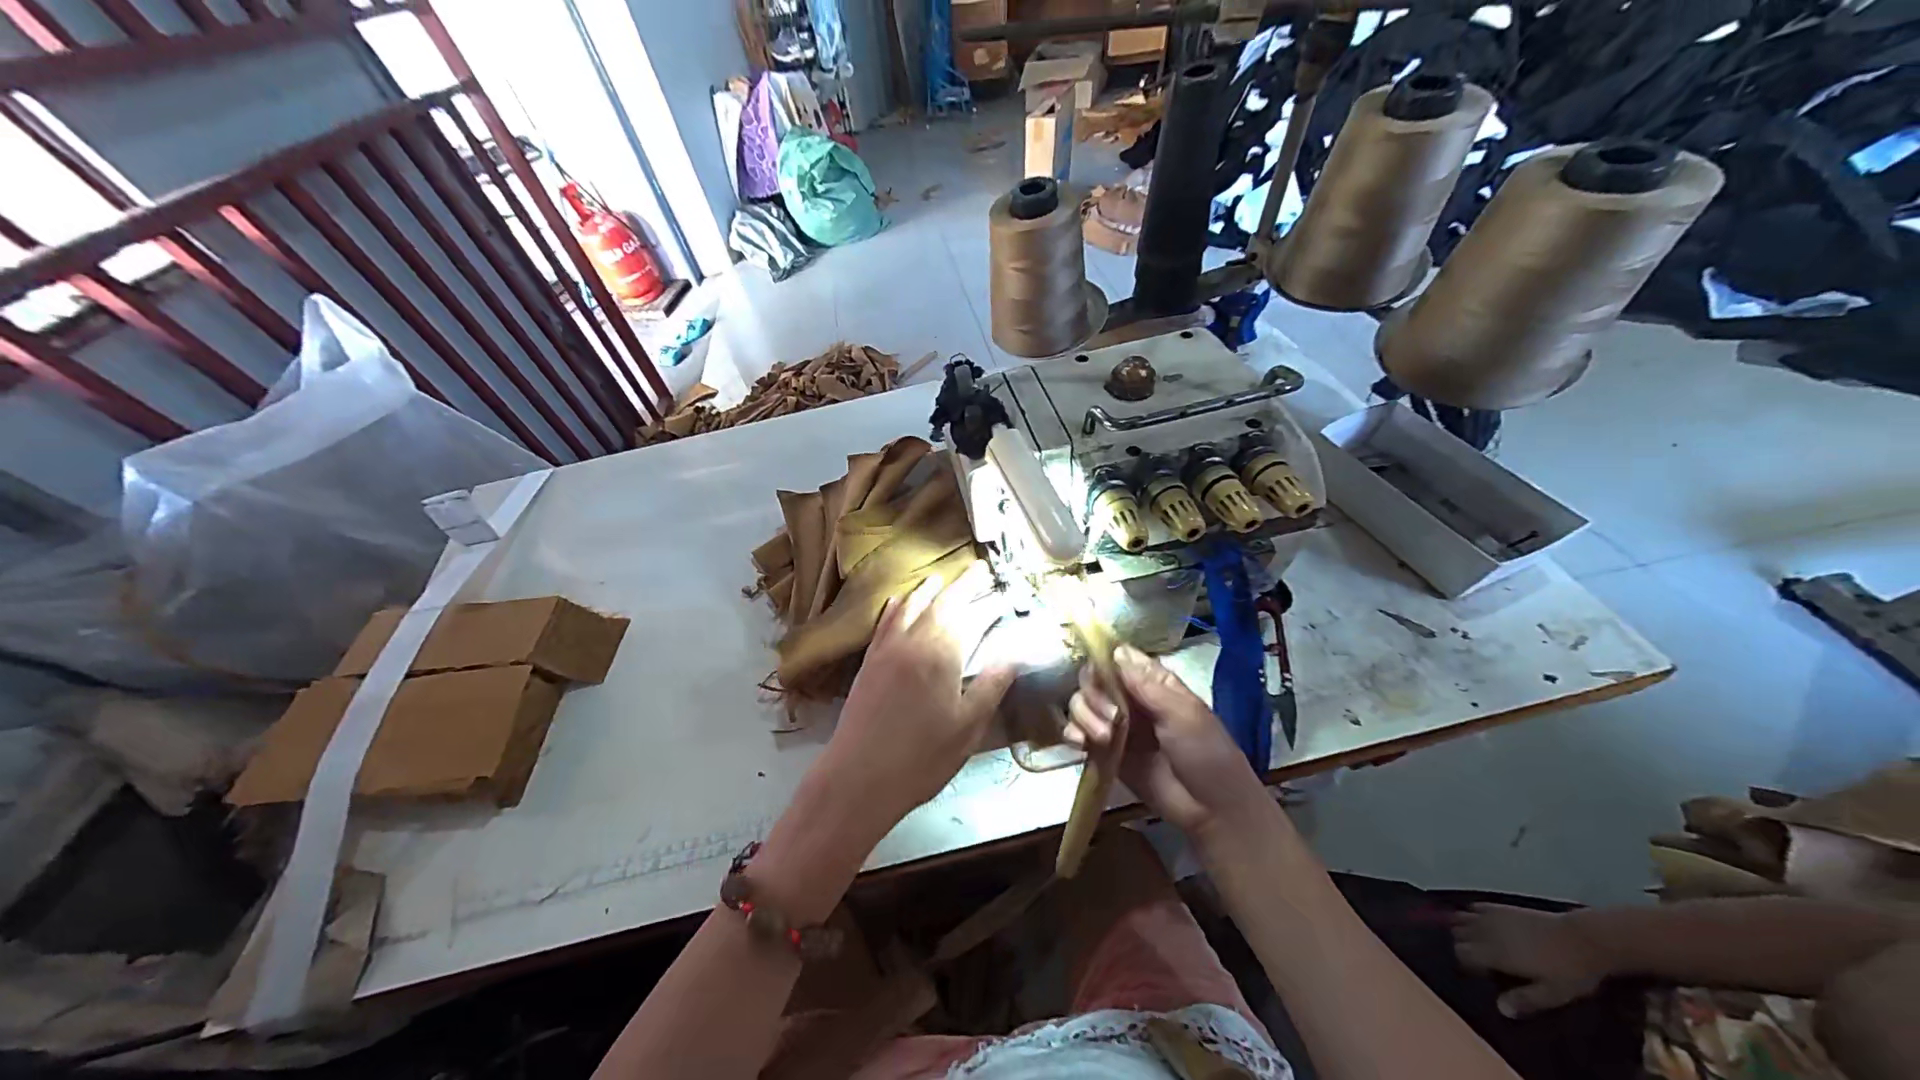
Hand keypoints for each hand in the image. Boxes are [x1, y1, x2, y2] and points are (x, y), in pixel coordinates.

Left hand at [819, 563, 1016, 831]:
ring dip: (929, 588)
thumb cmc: (921, 758)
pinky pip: (885, 620)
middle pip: (942, 602)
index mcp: (943, 654)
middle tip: (980, 569)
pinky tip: (899, 600)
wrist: (857, 777)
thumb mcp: (968, 727)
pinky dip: (897, 605)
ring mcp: (887, 648)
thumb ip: (991, 685)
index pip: (973, 616)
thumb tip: (1014, 655)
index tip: (1006, 593)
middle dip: (963, 584)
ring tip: (943, 577)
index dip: (991, 603)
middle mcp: (913, 640)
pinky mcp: (869, 660)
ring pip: (910, 605)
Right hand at [1065, 644, 1269, 842]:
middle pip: (1093, 680)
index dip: (1102, 661)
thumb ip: (1147, 685)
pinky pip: (1077, 734)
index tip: (1099, 675)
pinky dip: (1073, 734)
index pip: (1118, 660)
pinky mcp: (1104, 753)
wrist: (1211, 810)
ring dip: (1085, 715)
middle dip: (1094, 695)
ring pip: (1081, 705)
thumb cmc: (1207, 754)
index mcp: (1153, 684)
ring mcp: (1115, 726)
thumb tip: (1117, 651)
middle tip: (1111, 717)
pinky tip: (1081, 744)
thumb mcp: (1184, 714)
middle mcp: (1130, 700)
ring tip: (1103, 738)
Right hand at [1452, 904, 1610, 1016]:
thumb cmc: (1569, 970)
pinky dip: (1472, 913)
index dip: (1466, 962)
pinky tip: (1484, 922)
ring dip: (1464, 928)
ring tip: (1478, 939)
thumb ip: (1525, 999)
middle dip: (1463, 944)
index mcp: (1495, 953)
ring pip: (1462, 917)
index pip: (1462, 952)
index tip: (1481, 972)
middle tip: (1480, 958)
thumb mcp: (1552, 993)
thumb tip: (1500, 1008)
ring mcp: (1493, 916)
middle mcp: (1487, 931)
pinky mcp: (1502, 907)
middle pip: (1458, 933)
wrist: (1583, 939)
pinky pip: (1475, 907)